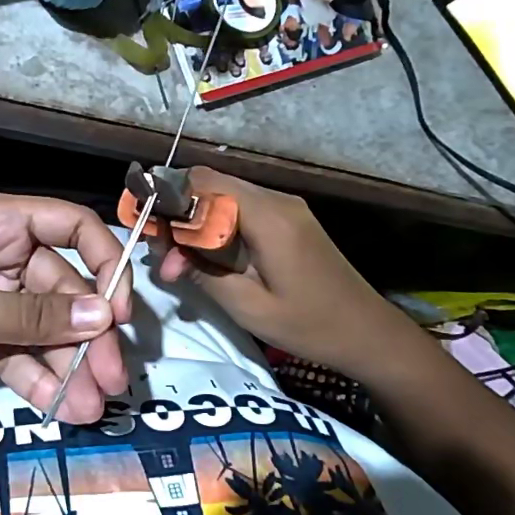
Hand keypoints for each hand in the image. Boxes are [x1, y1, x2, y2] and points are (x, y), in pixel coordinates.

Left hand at [0, 192, 132, 423]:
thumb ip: (29, 317)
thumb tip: (104, 316)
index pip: (71, 225)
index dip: (104, 262)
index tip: (119, 310)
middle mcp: (1, 253)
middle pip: (66, 287)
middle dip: (89, 334)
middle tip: (111, 380)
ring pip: (47, 326)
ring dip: (69, 365)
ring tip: (89, 408)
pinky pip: (20, 352)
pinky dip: (38, 377)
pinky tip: (58, 406)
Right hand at [155, 168, 421, 377]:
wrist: (367, 332)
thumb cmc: (309, 325)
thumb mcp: (249, 308)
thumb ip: (204, 274)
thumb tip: (167, 255)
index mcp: (269, 217)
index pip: (205, 182)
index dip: (169, 198)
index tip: (147, 227)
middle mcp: (277, 200)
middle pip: (213, 184)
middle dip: (180, 213)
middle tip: (160, 251)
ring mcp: (287, 208)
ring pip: (226, 197)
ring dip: (198, 222)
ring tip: (179, 261)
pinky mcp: (290, 220)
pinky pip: (244, 210)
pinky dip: (219, 227)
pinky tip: (208, 257)